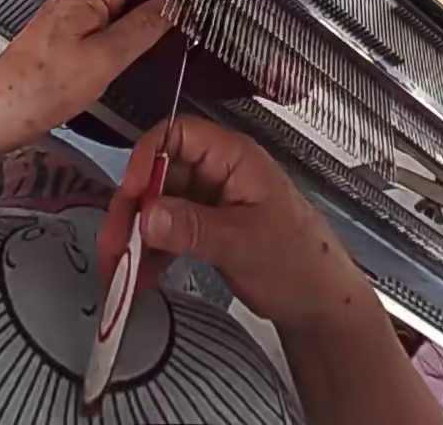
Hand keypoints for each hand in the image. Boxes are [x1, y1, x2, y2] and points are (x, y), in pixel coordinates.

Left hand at [0, 0, 170, 144]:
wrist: (2, 108)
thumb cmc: (42, 86)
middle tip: (174, 35)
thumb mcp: (105, 58)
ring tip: (154, 49)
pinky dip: (120, 35)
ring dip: (138, 23)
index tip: (185, 14)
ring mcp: (70, 13)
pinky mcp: (65, 32)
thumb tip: (171, 8)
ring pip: (117, 7)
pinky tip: (125, 57)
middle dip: (155, 7)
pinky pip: (103, 23)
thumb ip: (142, 28)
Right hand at [98, 117, 371, 331]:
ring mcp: (209, 198)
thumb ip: (193, 227)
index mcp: (232, 156)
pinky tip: (142, 273)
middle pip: (160, 173)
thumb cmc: (304, 262)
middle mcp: (216, 170)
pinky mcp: (203, 224)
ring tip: (122, 265)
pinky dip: (150, 250)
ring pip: (158, 203)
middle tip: (116, 238)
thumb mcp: (245, 243)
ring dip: (136, 233)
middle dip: (134, 206)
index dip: (148, 157)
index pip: (177, 135)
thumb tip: (148, 214)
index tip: (132, 191)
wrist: (325, 307)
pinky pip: (167, 228)